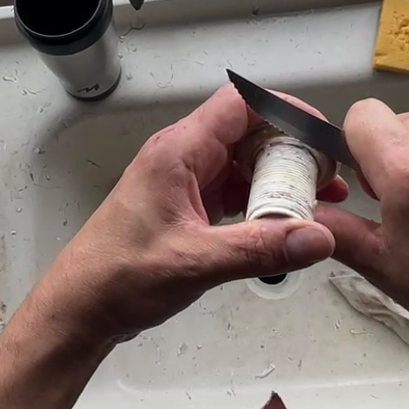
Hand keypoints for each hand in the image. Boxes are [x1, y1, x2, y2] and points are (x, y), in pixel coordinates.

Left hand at [28, 85, 347, 348]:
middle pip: (248, 131)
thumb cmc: (119, 275)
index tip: (321, 134)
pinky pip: (233, 189)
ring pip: (243, 162)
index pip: (240, 103)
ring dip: (280, 178)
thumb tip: (319, 237)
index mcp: (178, 152)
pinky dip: (262, 201)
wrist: (80, 306)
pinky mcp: (187, 206)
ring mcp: (184, 181)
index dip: (285, 109)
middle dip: (292, 149)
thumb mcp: (195, 261)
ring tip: (319, 201)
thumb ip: (259, 248)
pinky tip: (286, 223)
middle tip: (328, 177)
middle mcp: (182, 157)